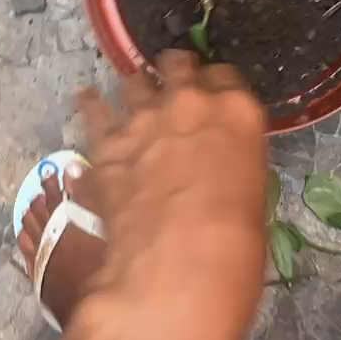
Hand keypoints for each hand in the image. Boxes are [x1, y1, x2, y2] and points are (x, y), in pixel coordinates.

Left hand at [71, 51, 269, 339]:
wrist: (175, 274)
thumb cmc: (235, 250)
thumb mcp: (253, 196)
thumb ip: (231, 161)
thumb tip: (215, 163)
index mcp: (238, 112)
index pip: (227, 76)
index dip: (217, 87)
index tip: (212, 98)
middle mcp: (191, 101)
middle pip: (178, 64)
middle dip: (175, 73)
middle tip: (173, 89)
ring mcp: (144, 117)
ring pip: (135, 79)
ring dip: (136, 88)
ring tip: (133, 97)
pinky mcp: (107, 142)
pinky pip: (93, 109)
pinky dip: (91, 104)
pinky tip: (87, 99)